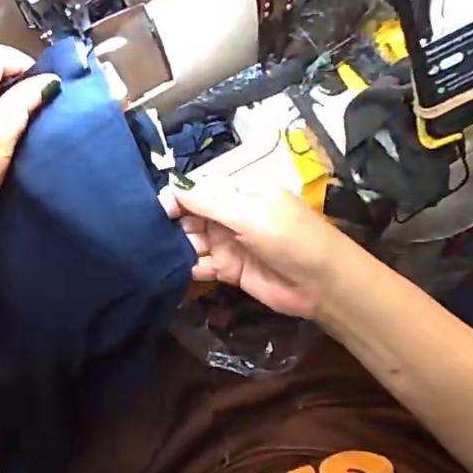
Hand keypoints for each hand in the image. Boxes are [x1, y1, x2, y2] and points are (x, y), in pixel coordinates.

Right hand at [160, 182, 355, 318]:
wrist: (323, 285)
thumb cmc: (291, 240)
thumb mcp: (251, 215)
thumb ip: (210, 203)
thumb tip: (173, 187)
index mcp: (240, 194)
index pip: (199, 189)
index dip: (177, 196)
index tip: (156, 208)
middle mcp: (230, 216)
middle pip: (190, 215)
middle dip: (171, 222)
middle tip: (149, 233)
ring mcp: (228, 243)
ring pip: (191, 240)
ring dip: (175, 245)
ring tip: (155, 252)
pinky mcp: (227, 270)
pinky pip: (199, 264)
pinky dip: (185, 266)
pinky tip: (170, 269)